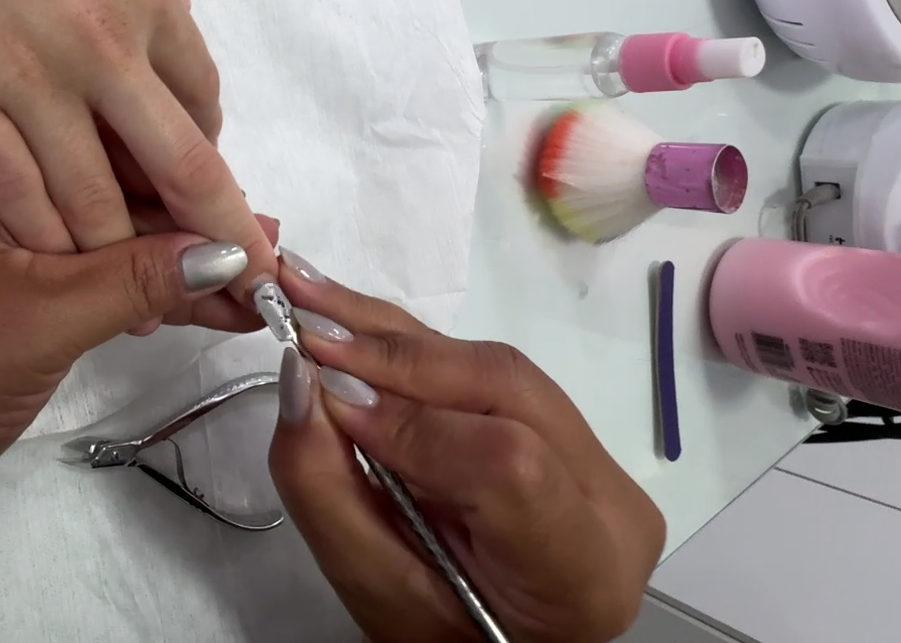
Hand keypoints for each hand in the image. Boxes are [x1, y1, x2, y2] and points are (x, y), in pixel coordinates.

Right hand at [0, 0, 271, 285]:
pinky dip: (47, 237)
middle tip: (240, 282)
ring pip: (94, 200)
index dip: (208, 155)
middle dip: (218, 233)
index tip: (200, 182)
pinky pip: (17, 193)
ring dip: (122, 251)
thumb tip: (148, 54)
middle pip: (181, 166)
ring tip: (142, 293)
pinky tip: (60, 261)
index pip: (202, 101)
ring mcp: (31, 81)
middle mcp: (104, 48)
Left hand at [0, 154, 264, 507]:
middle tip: (272, 249)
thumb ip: (137, 278)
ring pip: (121, 241)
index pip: (104, 153)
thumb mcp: (44, 317)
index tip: (251, 215)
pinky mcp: (36, 291)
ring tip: (260, 284)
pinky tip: (215, 307)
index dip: (182, 182)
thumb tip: (234, 250)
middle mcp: (13, 193)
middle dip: (195, 227)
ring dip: (186, 266)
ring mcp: (25, 246)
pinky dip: (157, 295)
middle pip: (120, 196)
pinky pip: (108, 279)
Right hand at [267, 256, 663, 642]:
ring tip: (304, 291)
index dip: (411, 421)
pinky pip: (470, 357)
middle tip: (299, 321)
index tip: (323, 395)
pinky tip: (341, 308)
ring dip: (382, 326)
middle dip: (385, 349)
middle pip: (497, 384)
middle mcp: (604, 494)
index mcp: (578, 566)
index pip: (505, 462)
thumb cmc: (431, 630)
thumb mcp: (366, 582)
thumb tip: (296, 375)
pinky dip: (395, 334)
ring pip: (480, 355)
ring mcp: (587, 447)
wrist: (491, 631)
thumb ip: (323, 483)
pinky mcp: (552, 415)